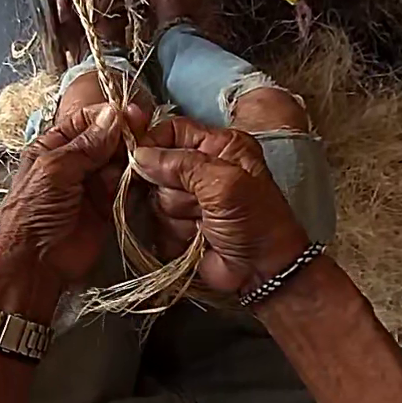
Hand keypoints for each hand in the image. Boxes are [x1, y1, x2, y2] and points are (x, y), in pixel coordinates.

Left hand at [0, 102, 148, 320]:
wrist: (37, 261)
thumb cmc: (35, 210)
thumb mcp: (55, 169)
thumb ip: (86, 144)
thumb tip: (113, 114)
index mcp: (55, 147)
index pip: (85, 120)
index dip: (108, 116)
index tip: (131, 114)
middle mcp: (76, 162)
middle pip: (108, 139)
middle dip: (126, 136)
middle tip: (145, 134)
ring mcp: (93, 184)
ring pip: (121, 161)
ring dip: (133, 158)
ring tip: (146, 156)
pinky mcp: (109, 205)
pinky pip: (128, 186)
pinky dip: (138, 180)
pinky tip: (146, 175)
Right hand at [131, 116, 310, 295]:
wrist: (261, 272)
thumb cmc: (255, 223)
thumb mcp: (225, 184)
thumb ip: (182, 164)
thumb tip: (139, 154)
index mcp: (218, 145)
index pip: (170, 130)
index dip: (153, 144)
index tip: (142, 163)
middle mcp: (201, 166)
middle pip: (156, 166)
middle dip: (170, 188)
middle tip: (197, 203)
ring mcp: (188, 197)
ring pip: (154, 197)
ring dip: (175, 214)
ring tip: (202, 223)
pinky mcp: (178, 223)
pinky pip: (156, 221)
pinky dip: (173, 232)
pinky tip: (195, 237)